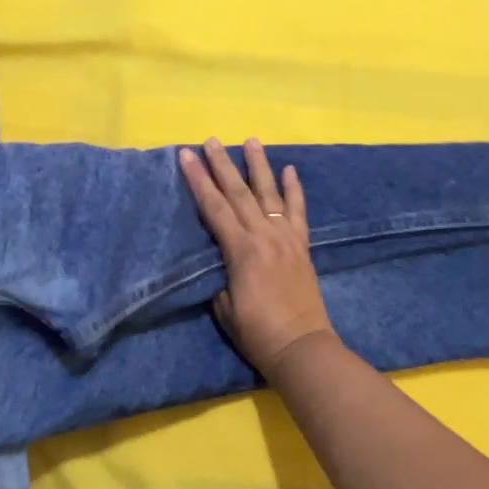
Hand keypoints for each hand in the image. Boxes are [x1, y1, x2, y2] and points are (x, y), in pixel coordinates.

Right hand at [179, 138, 334, 376]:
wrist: (303, 349)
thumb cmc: (257, 333)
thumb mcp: (224, 307)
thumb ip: (220, 276)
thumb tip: (221, 258)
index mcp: (240, 250)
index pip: (214, 207)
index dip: (198, 180)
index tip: (186, 155)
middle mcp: (263, 236)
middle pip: (238, 192)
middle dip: (222, 164)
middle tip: (210, 140)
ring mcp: (285, 238)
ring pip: (269, 193)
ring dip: (258, 165)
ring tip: (251, 140)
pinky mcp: (302, 246)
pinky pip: (297, 212)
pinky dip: (294, 189)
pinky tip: (289, 169)